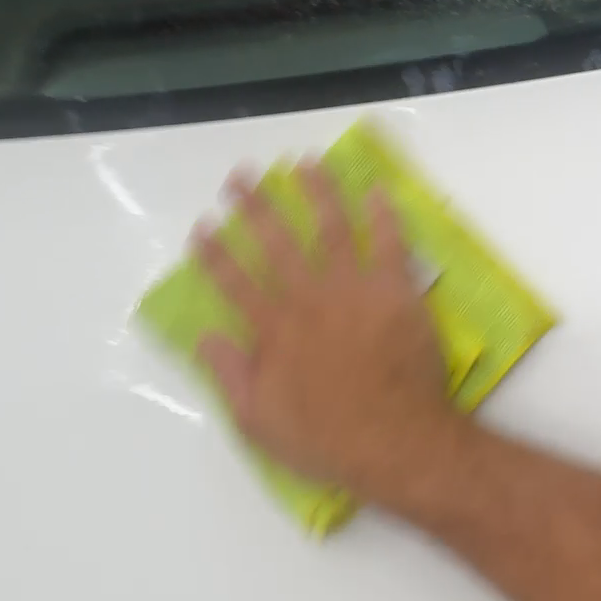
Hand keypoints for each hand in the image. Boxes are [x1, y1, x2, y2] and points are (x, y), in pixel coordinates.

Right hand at [193, 162, 459, 495]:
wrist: (396, 437)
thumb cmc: (326, 438)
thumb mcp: (258, 421)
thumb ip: (230, 374)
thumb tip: (204, 336)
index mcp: (274, 330)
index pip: (235, 281)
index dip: (215, 252)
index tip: (203, 224)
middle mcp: (310, 299)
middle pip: (277, 243)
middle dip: (256, 206)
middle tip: (242, 175)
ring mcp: (355, 290)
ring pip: (332, 229)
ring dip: (316, 192)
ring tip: (304, 162)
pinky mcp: (397, 291)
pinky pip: (391, 243)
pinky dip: (384, 214)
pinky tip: (375, 190)